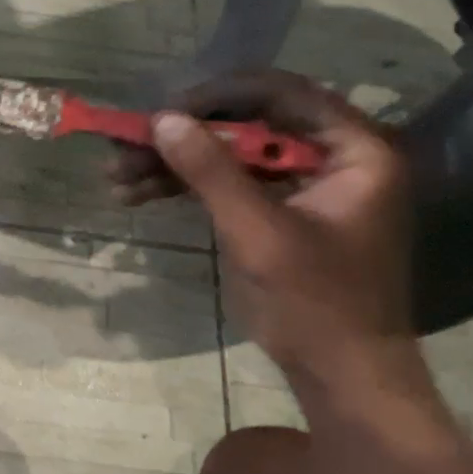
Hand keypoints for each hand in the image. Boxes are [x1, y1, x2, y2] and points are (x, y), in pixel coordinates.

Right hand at [111, 72, 413, 384]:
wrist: (343, 378)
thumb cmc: (317, 305)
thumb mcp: (258, 233)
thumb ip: (211, 171)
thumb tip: (160, 118)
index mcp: (355, 152)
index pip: (282, 94)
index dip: (218, 96)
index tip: (163, 113)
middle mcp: (332, 156)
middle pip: (247, 121)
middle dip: (183, 135)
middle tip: (127, 146)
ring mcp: (302, 184)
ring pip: (228, 151)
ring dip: (173, 161)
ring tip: (117, 176)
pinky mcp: (278, 210)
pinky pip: (227, 181)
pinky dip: (184, 185)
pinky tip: (136, 194)